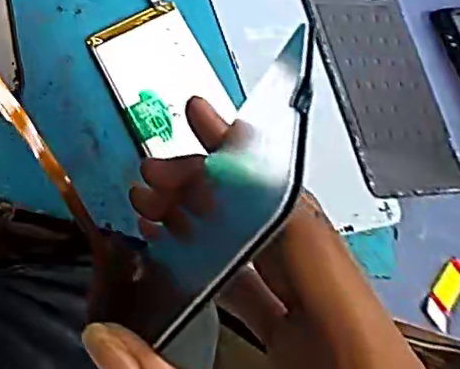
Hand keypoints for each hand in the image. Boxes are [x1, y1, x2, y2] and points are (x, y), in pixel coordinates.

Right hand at [94, 97, 417, 368]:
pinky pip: (263, 298)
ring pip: (267, 262)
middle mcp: (349, 332)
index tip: (201, 116)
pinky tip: (175, 259)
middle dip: (208, 189)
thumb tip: (98, 333)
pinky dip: (217, 268)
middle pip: (276, 231)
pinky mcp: (315, 364)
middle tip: (149, 177)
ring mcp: (333, 348)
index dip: (246, 164)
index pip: (298, 226)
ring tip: (152, 207)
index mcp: (361, 345)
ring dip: (206, 224)